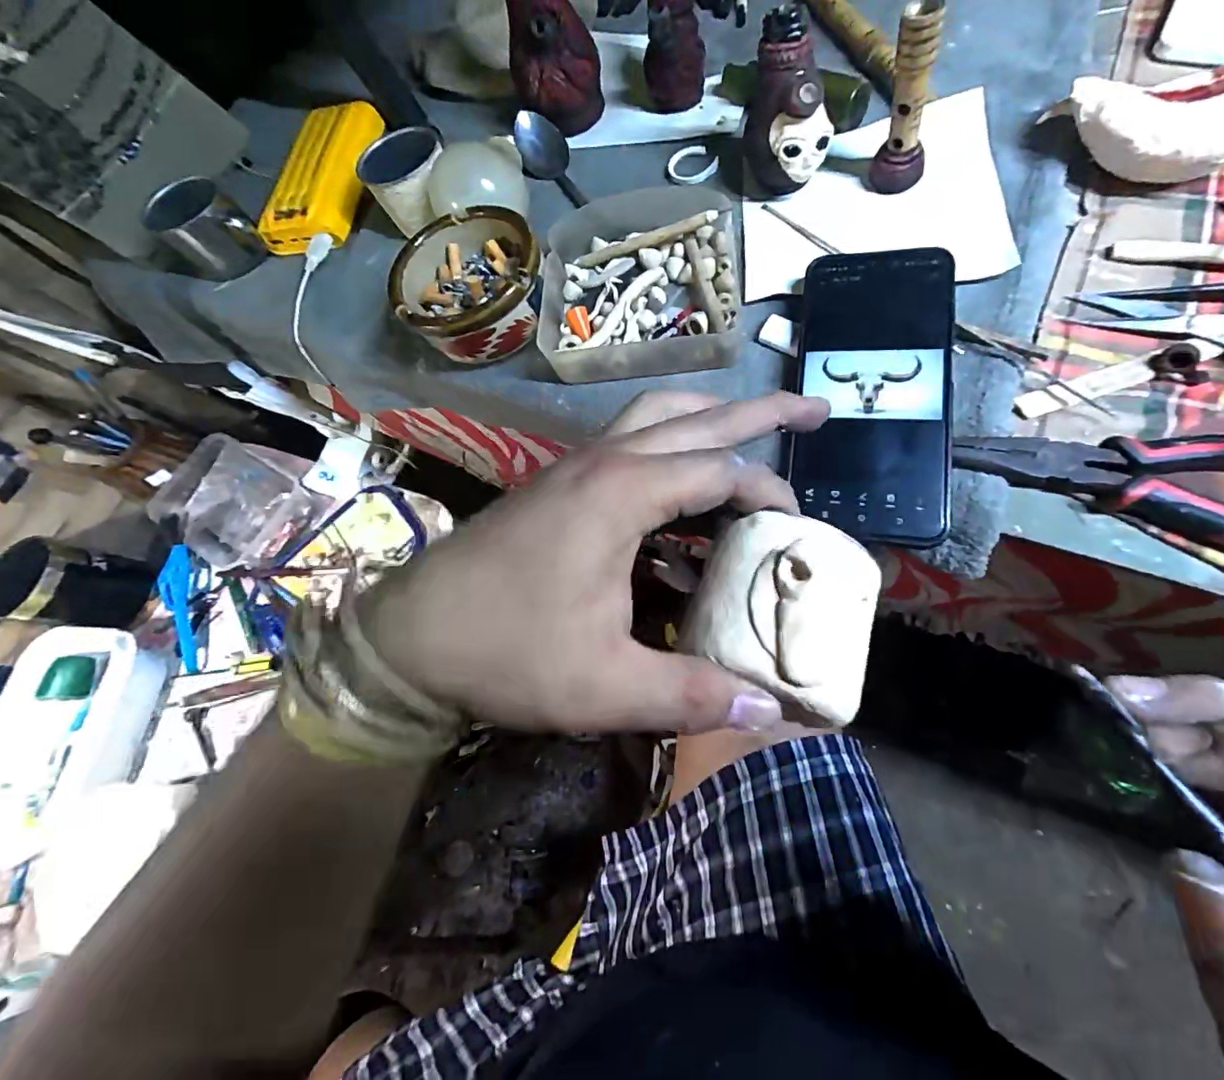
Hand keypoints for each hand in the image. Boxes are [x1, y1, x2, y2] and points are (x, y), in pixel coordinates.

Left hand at [361, 391, 829, 734]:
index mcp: (621, 494)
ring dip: (706, 417)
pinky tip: (678, 490)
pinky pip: (625, 446)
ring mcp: (571, 468)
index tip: (799, 531)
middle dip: (759, 413)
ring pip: (653, 418)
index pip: (721, 470)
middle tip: (814, 410)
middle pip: (694, 417)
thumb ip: (690, 694)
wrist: (409, 636)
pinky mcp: (552, 487)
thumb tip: (768, 712)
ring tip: (750, 430)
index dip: (770, 495)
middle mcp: (600, 462)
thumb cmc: (505, 654)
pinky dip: (666, 448)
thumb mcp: (604, 687)